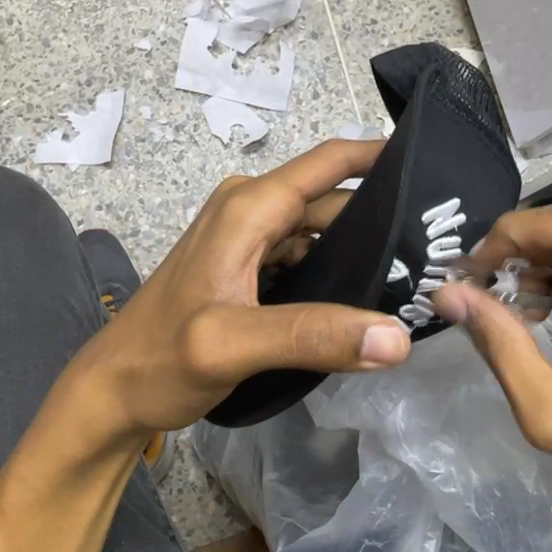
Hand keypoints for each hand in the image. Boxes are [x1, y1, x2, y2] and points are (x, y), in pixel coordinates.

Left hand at [68, 139, 412, 438]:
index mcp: (250, 206)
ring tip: (418, 276)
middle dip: (383, 220)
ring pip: (324, 233)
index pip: (330, 162)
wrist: (111, 394)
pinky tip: (371, 299)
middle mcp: (253, 209)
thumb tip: (398, 338)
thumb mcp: (232, 345)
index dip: (382, 156)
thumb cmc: (160, 358)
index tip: (435, 168)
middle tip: (440, 251)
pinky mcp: (251, 270)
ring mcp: (250, 240)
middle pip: (334, 201)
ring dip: (363, 251)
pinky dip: (338, 272)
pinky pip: (308, 258)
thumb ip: (314, 336)